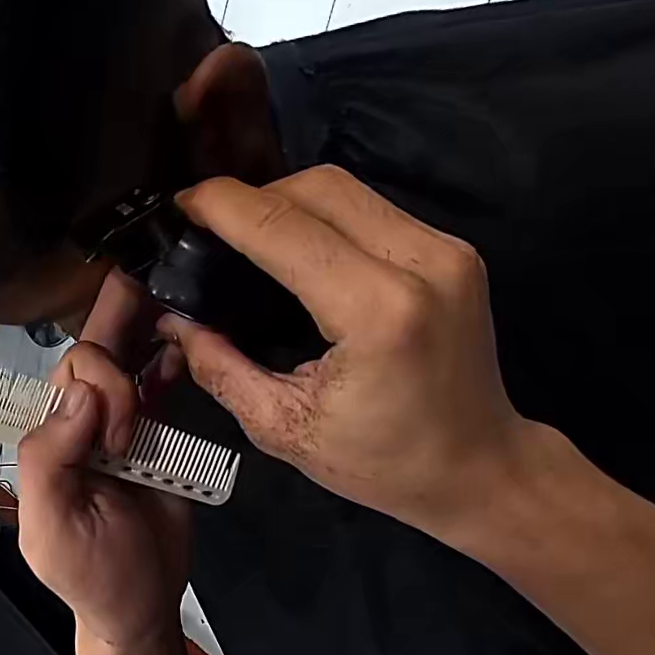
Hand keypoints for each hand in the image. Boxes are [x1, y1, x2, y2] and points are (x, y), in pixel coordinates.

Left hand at [18, 343, 190, 653]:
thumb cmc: (93, 577)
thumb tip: (76, 397)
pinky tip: (174, 357)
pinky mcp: (156, 434)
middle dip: (115, 365)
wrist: (146, 604)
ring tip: (162, 340)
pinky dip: (165, 363)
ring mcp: (119, 426)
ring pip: (122, 361)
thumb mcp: (51, 531)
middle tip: (136, 414)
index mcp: (47, 444)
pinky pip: (157, 386)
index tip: (117, 436)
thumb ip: (47, 462)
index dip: (92, 383)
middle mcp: (79, 427)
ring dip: (139, 340)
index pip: (60, 382)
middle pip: (90, 360)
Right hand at [156, 165, 534, 537]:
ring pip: (343, 187)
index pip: (282, 227)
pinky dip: (316, 213)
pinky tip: (290, 243)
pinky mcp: (451, 249)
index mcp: (376, 311)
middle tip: (207, 226)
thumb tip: (174, 320)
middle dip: (250, 197)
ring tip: (242, 233)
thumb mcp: (280, 427)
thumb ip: (218, 367)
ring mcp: (445, 248)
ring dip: (282, 199)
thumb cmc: (380, 462)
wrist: (480, 468)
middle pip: (316, 187)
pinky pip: (366, 206)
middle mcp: (420, 261)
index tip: (181, 206)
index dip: (223, 206)